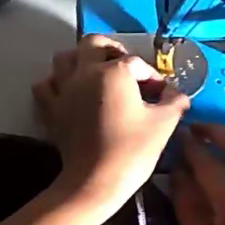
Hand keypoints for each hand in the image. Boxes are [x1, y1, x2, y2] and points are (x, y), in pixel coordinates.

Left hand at [32, 34, 189, 215]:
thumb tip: (177, 94)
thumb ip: (174, 101)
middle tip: (124, 64)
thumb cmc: (132, 150)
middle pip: (93, 43)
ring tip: (96, 74)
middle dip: (111, 48)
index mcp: (114, 72)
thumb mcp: (164, 123)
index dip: (152, 77)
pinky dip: (56, 83)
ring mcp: (64, 90)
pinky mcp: (51, 109)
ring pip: (64, 58)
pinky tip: (70, 92)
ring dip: (80, 60)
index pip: (137, 63)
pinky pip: (46, 86)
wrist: (95, 182)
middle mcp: (85, 73)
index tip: (162, 94)